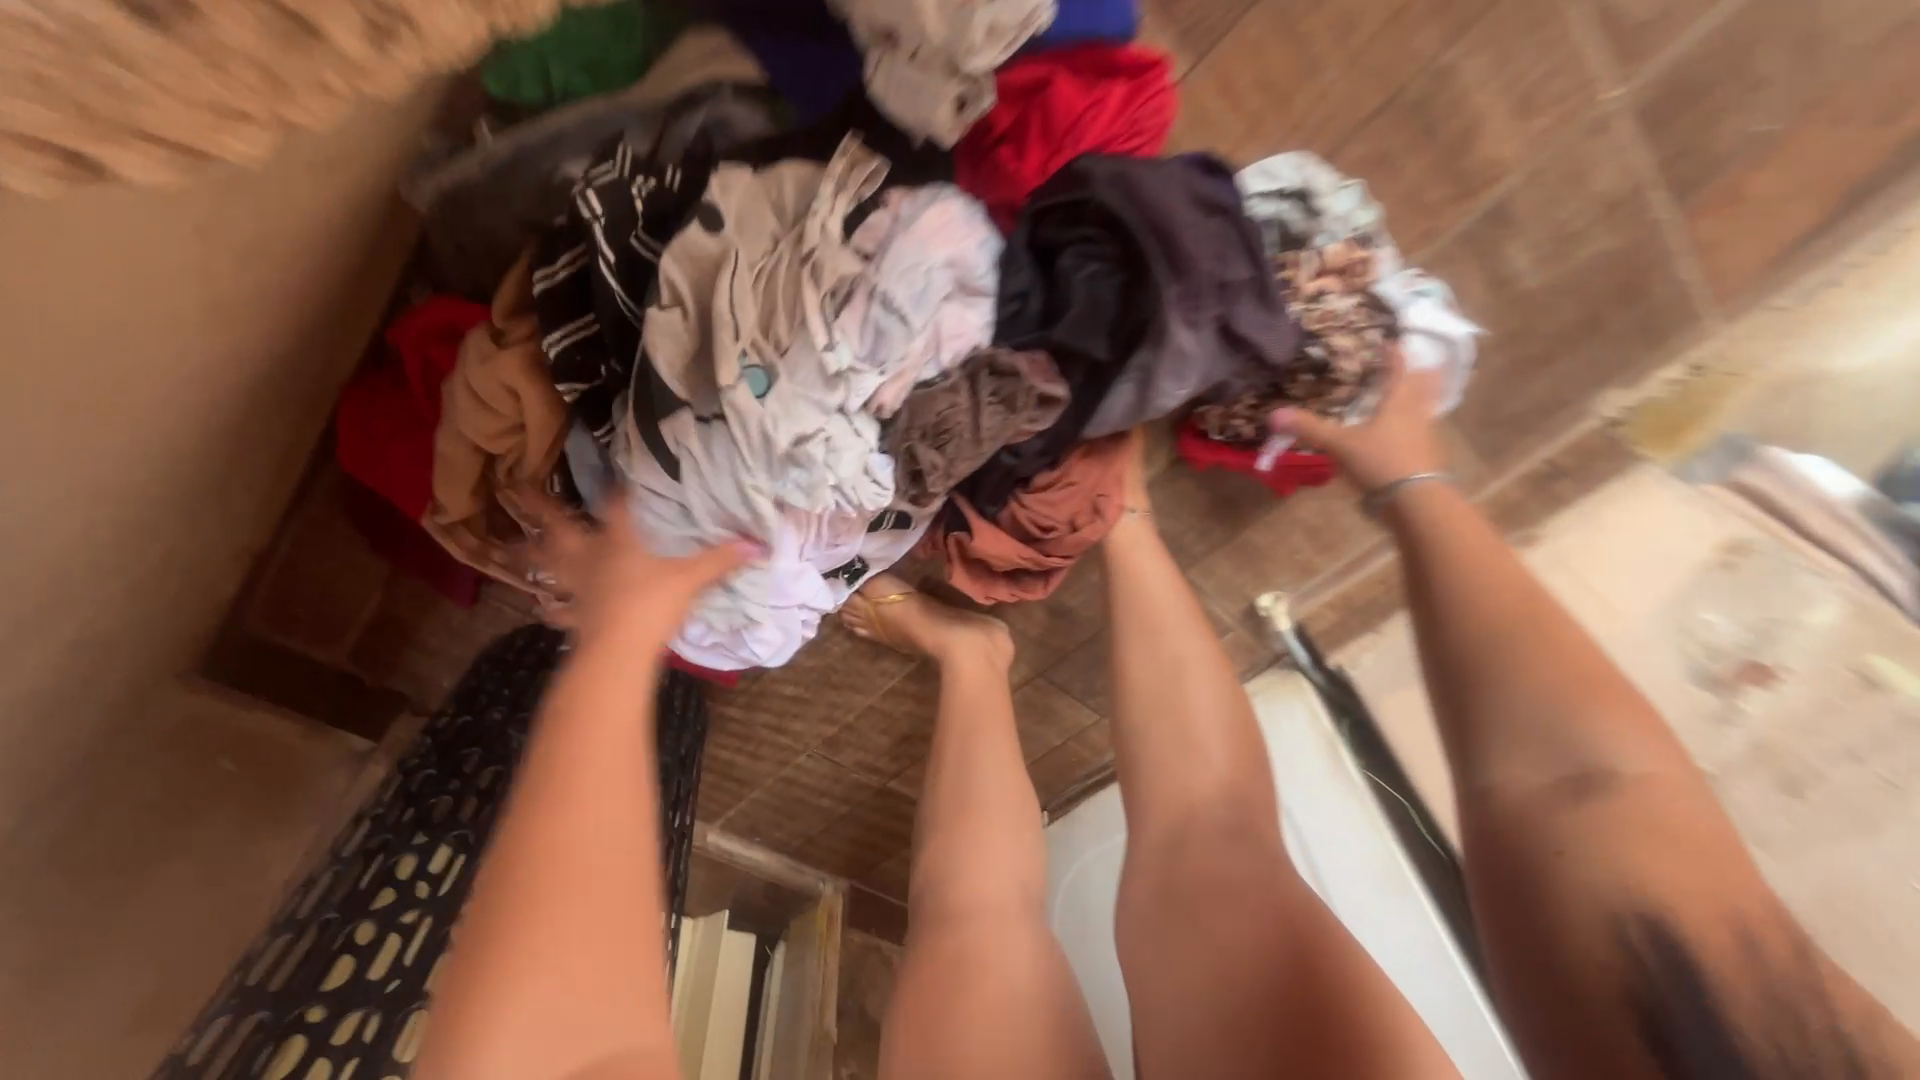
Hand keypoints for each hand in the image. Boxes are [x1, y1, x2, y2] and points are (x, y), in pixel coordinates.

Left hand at [507, 487, 756, 650]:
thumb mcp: (692, 579)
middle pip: (564, 530)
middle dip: (545, 512)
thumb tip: (760, 544)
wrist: (618, 650)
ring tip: (513, 547)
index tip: (616, 477)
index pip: (618, 508)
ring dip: (533, 556)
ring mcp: (579, 588)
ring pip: (550, 567)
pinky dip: (553, 608)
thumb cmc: (652, 604)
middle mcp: (592, 559)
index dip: (619, 491)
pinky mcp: (576, 616)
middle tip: (518, 491)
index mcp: (620, 543)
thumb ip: (721, 560)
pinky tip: (547, 608)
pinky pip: (560, 610)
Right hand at [1269, 349, 1445, 492]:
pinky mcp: (1426, 457)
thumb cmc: (1380, 460)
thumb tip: (1273, 414)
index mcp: (1400, 400)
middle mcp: (1418, 412)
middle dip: (1415, 373)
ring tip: (1397, 398)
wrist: (1415, 501)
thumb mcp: (1340, 444)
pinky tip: (1396, 435)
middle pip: (1423, 385)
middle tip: (1402, 366)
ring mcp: (1426, 435)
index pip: (1400, 368)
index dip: (1394, 353)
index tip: (1388, 341)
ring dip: (1414, 400)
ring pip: (1424, 409)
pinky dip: (1410, 427)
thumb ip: (1310, 428)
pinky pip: (1419, 433)